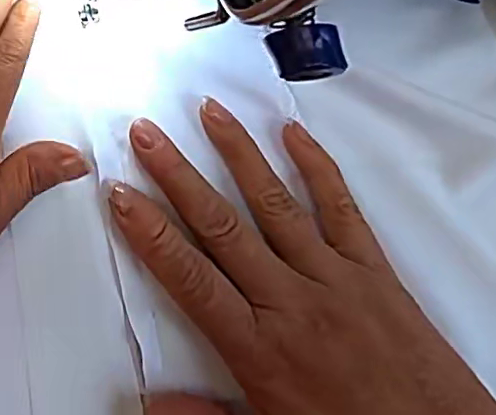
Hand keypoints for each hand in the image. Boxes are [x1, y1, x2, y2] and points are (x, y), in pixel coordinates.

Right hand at [109, 101, 495, 414]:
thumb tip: (143, 403)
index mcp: (260, 350)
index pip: (189, 276)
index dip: (149, 231)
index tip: (118, 191)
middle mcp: (292, 304)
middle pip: (221, 225)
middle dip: (176, 173)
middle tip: (145, 132)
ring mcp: (337, 282)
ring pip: (274, 203)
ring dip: (237, 152)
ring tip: (209, 110)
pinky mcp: (377, 275)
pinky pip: (343, 212)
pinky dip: (318, 168)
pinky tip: (293, 133)